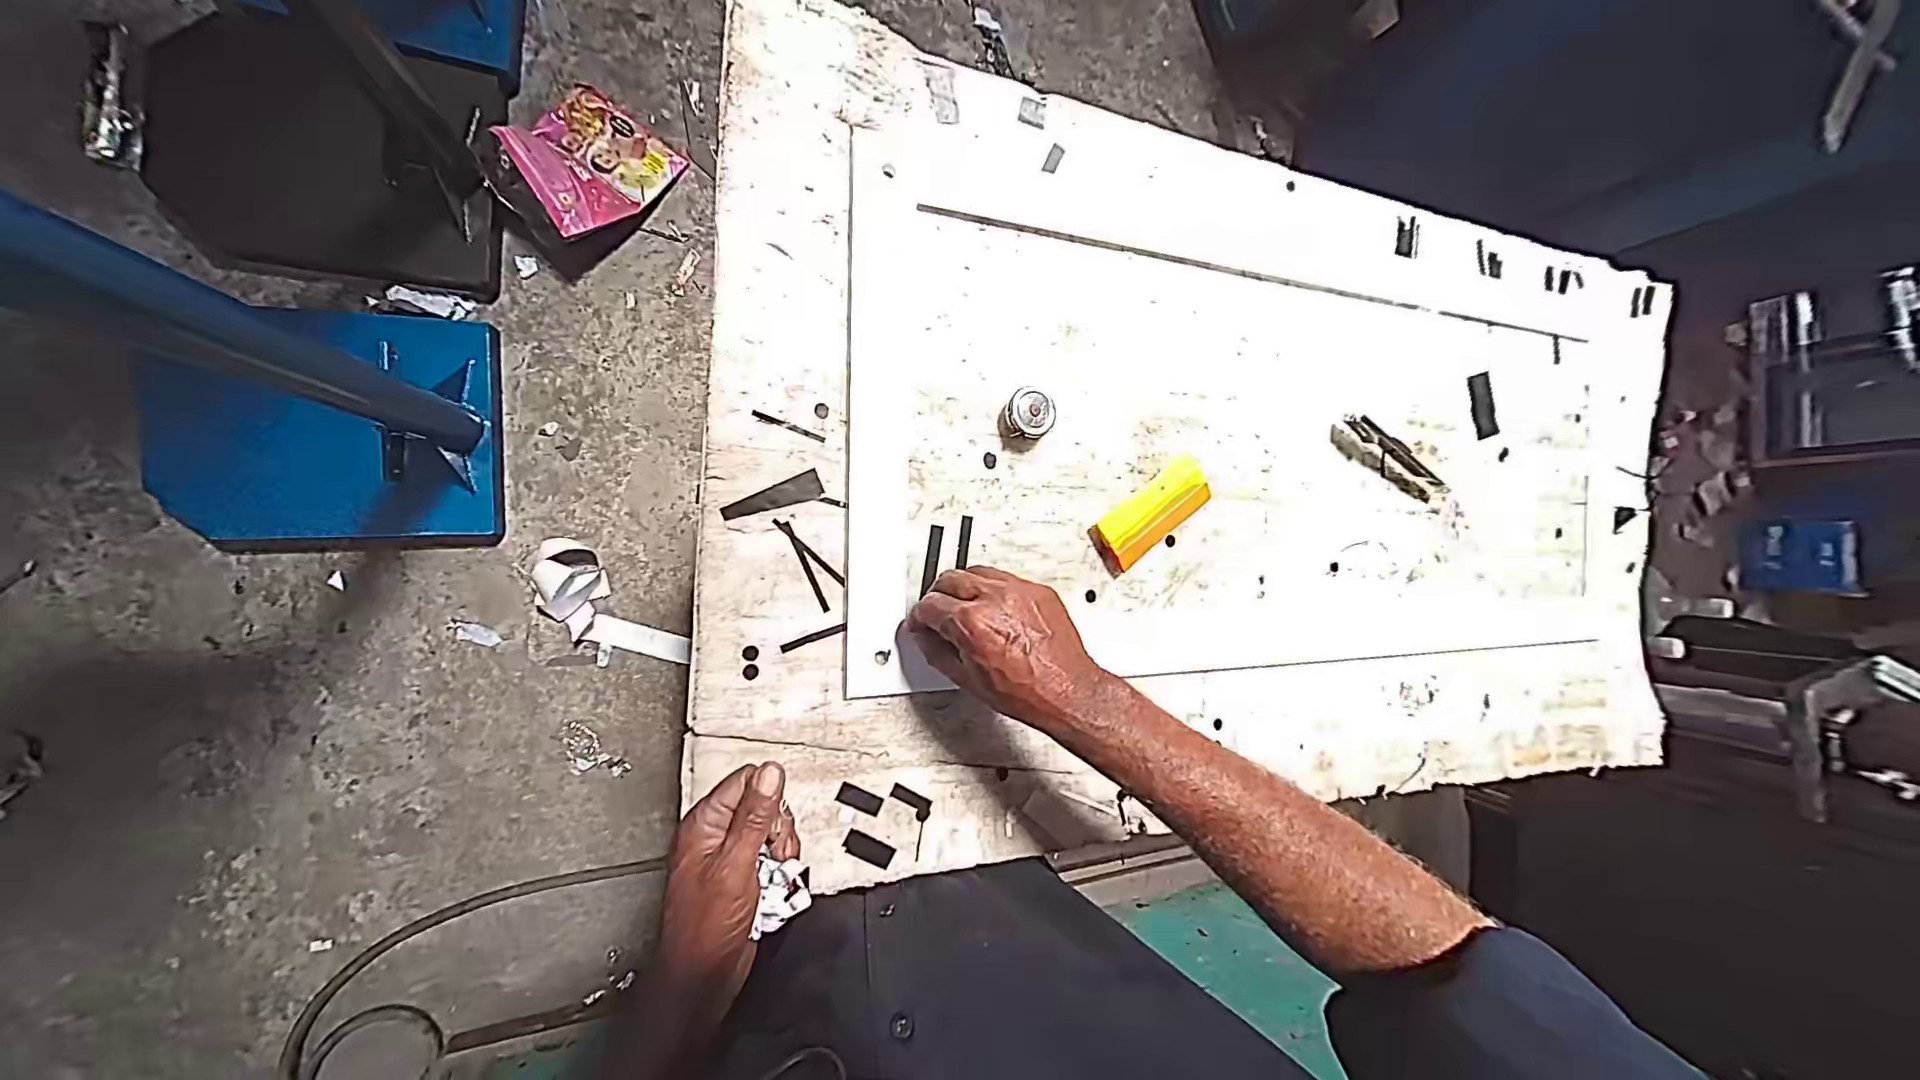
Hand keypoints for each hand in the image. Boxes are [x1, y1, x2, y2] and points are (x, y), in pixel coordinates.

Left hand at [655, 762, 798, 1012]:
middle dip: (780, 831)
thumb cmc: (703, 931)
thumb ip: (755, 815)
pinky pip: (772, 856)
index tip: (773, 827)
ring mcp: (728, 855)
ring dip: (783, 853)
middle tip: (774, 857)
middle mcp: (714, 834)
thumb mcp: (736, 864)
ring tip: (775, 878)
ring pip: (772, 831)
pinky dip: (782, 870)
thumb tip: (769, 773)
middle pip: (765, 805)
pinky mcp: (741, 874)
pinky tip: (775, 888)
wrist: (702, 981)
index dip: (769, 799)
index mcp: (704, 822)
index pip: (747, 780)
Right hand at [905, 566, 1113, 728]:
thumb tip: (926, 637)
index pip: (929, 604)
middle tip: (938, 613)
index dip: (920, 616)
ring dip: (964, 587)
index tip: (922, 623)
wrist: (1066, 691)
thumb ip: (937, 651)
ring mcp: (1018, 590)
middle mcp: (994, 599)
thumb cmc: (1026, 692)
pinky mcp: (1037, 589)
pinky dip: (992, 590)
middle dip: (937, 596)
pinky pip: (1004, 578)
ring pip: (976, 571)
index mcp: (972, 622)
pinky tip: (993, 609)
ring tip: (965, 608)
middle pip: (949, 579)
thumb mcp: (968, 679)